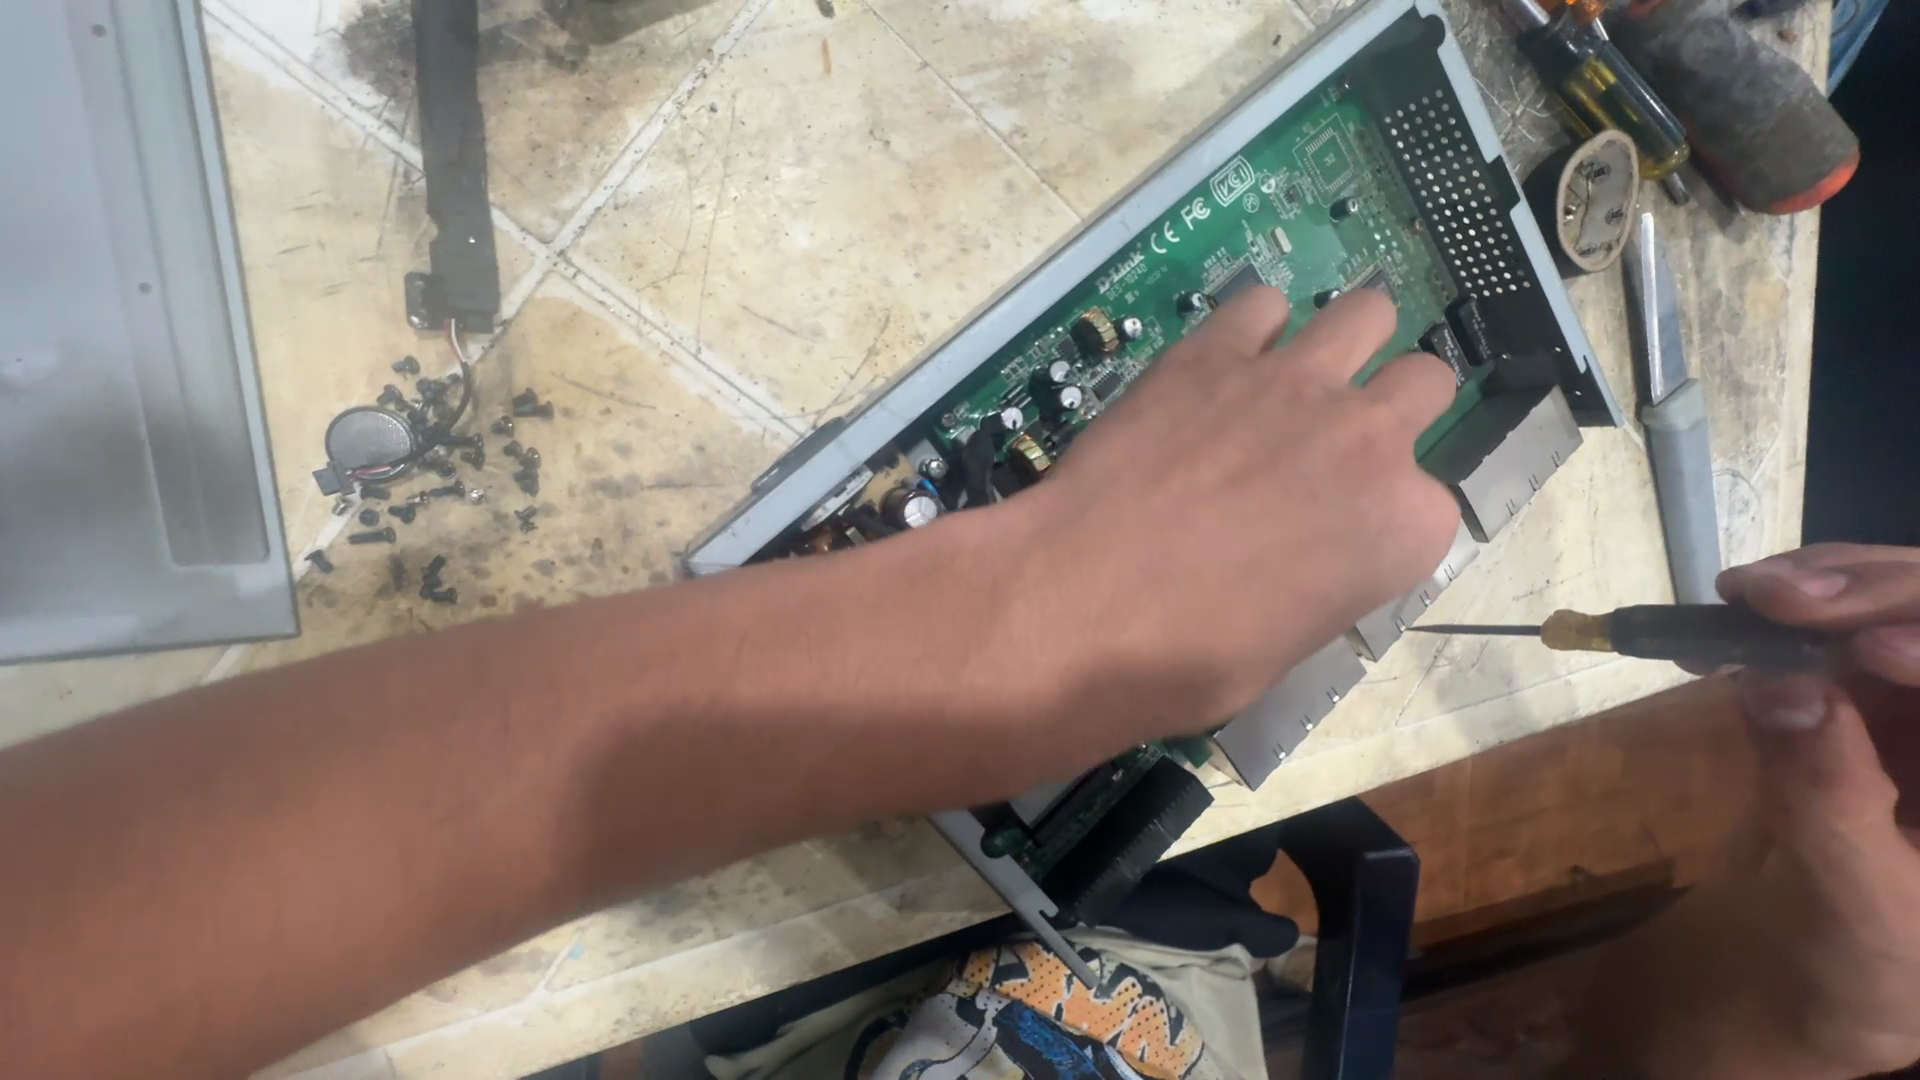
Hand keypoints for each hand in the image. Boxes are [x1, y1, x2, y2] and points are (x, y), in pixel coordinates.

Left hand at [994, 286, 1459, 742]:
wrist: (1081, 601)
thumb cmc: (1181, 657)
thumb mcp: (1282, 649)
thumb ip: (1320, 584)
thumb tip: (1298, 562)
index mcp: (1404, 528)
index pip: (1426, 502)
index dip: (1377, 516)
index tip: (1332, 527)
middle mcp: (1367, 439)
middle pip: (1422, 384)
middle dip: (1388, 408)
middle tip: (1329, 438)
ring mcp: (1291, 383)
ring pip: (1364, 315)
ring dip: (1343, 342)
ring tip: (1294, 376)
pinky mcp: (1211, 355)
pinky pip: (1258, 307)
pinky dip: (1251, 327)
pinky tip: (1222, 360)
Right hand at [1575, 545, 1919, 1079]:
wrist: (1773, 982)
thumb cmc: (1848, 974)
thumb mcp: (1851, 903)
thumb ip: (1824, 796)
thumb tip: (1776, 682)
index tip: (1863, 645)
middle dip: (1882, 596)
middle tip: (1768, 592)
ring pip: (1898, 623)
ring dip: (1822, 596)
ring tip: (1738, 595)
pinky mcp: (1852, 723)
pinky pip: (1825, 652)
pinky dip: (1770, 629)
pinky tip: (1715, 631)